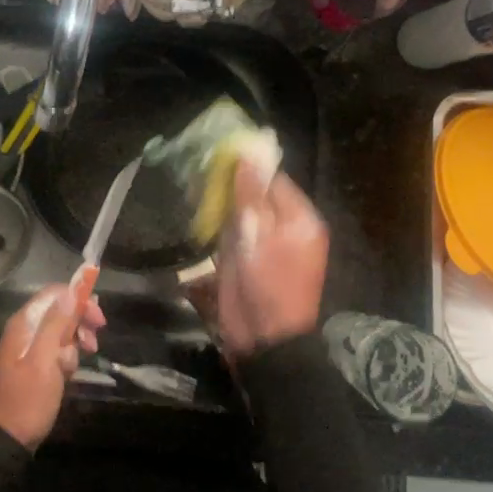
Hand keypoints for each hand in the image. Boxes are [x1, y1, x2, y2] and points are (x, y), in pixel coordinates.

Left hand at [0, 284, 103, 450]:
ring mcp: (27, 348)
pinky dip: (65, 359)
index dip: (79, 300)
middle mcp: (24, 330)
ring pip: (60, 333)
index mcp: (23, 324)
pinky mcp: (33, 365)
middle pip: (59, 311)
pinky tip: (68, 374)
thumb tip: (70, 291)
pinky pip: (55, 351)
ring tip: (75, 365)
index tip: (99, 320)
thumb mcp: (44, 361)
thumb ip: (56, 324)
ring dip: (73, 345)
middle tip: (94, 344)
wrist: (6, 439)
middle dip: (79, 324)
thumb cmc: (27, 399)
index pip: (54, 294)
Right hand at [205, 162, 328, 359]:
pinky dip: (216, 219)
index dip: (247, 165)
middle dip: (230, 181)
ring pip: (242, 209)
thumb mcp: (257, 237)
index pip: (273, 179)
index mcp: (300, 219)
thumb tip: (248, 155)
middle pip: (257, 193)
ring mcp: (265, 243)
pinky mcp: (246, 258)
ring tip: (192, 179)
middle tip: (199, 163)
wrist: (264, 341)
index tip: (218, 150)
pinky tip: (196, 207)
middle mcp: (286, 226)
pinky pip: (232, 229)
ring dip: (220, 198)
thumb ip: (249, 196)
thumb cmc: (268, 287)